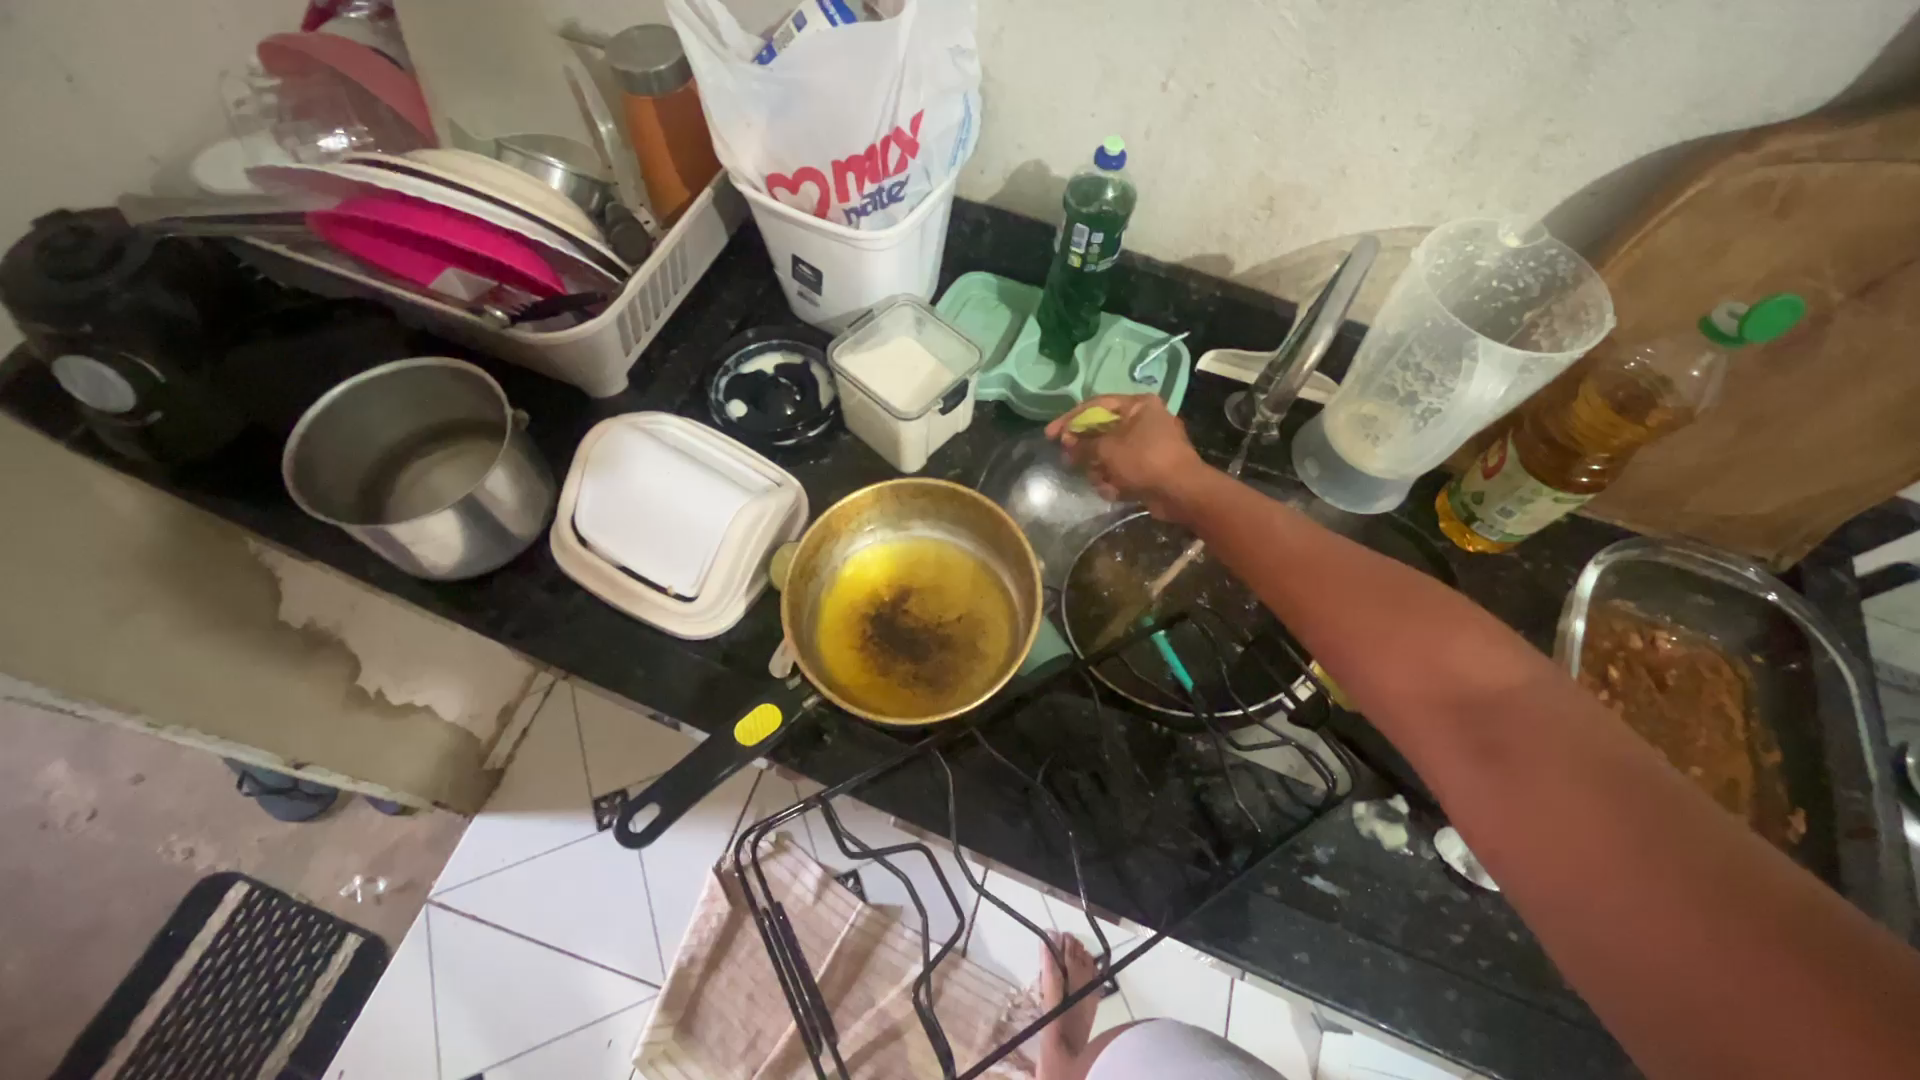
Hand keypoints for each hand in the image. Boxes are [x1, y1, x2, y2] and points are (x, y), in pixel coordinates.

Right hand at [1046, 395, 1211, 520]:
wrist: (1182, 492)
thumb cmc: (1144, 460)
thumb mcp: (1108, 449)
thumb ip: (1084, 443)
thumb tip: (1068, 443)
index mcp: (1138, 405)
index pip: (1095, 405)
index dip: (1069, 419)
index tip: (1050, 435)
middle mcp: (1144, 419)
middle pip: (1102, 430)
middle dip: (1085, 449)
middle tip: (1068, 460)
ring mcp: (1148, 444)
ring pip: (1110, 453)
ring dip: (1099, 469)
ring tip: (1098, 480)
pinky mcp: (1150, 467)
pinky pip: (1122, 469)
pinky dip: (1115, 480)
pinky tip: (1113, 491)